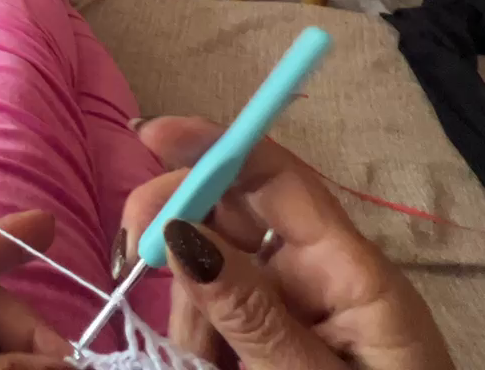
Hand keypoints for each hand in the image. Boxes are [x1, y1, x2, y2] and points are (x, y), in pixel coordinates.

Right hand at [120, 118, 452, 369]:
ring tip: (197, 356)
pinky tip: (201, 357)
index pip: (278, 179)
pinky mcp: (268, 331)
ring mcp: (290, 302)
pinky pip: (209, 302)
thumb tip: (178, 228)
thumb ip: (248, 313)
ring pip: (207, 258)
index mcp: (351, 273)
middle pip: (230, 208)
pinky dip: (192, 327)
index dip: (214, 145)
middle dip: (175, 223)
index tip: (148, 137)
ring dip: (183, 298)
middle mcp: (318, 272)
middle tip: (133, 256)